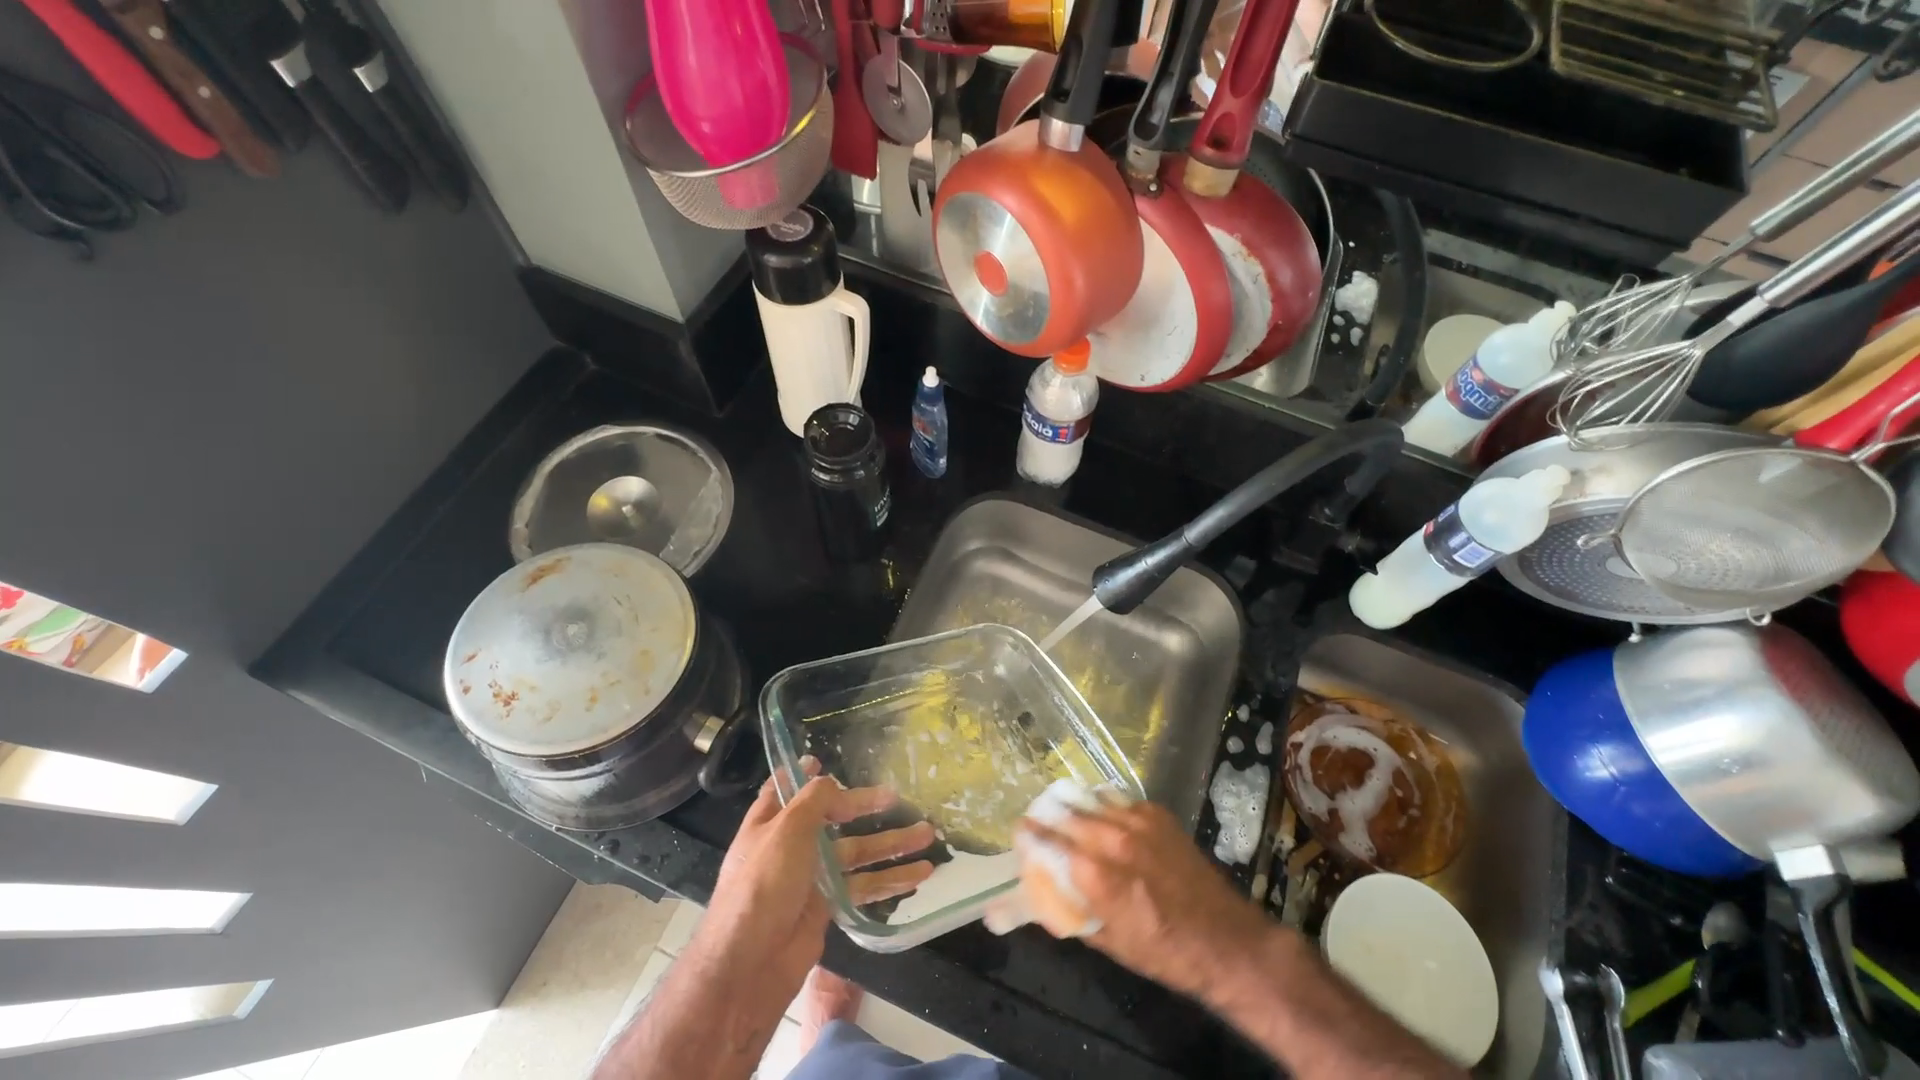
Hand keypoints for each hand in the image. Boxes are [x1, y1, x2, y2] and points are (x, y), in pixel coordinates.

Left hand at [690, 769, 937, 1003]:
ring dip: (890, 845)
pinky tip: (920, 874)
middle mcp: (789, 848)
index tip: (823, 759)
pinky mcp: (827, 908)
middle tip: (897, 797)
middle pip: (832, 820)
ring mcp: (809, 879)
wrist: (750, 962)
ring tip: (928, 834)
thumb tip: (832, 781)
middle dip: (864, 808)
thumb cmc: (762, 885)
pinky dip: (890, 880)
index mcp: (769, 824)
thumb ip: (813, 801)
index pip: (784, 791)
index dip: (802, 775)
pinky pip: (863, 887)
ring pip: (856, 854)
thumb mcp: (786, 830)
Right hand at [1018, 799, 1272, 995]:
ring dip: (1074, 806)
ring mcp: (1137, 822)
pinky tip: (1104, 818)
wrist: (1224, 940)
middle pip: (1064, 813)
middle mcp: (1111, 839)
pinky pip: (1119, 801)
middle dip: (1047, 816)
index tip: (1019, 834)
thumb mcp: (1107, 941)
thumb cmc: (1162, 952)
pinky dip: (1105, 807)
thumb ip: (1071, 911)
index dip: (1027, 835)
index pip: (1045, 841)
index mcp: (1094, 873)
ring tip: (1065, 814)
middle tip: (1038, 822)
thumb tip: (1042, 897)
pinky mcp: (1158, 816)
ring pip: (1091, 800)